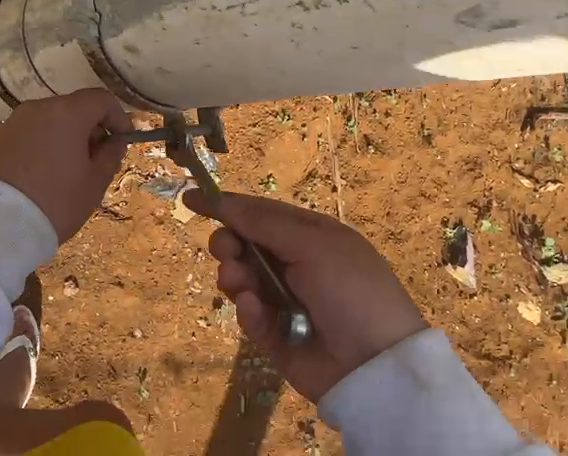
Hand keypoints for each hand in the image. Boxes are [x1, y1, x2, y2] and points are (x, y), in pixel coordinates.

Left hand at [0, 89, 129, 243]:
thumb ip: (109, 156)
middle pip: (73, 108)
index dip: (118, 116)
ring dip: (65, 138)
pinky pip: (30, 134)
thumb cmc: (55, 202)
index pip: (100, 99)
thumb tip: (115, 141)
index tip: (123, 141)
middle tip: (97, 162)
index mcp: (66, 113)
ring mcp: (14, 122)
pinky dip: (43, 146)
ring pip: (50, 121)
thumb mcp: (93, 183)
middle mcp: (38, 108)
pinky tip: (43, 176)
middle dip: (90, 130)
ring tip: (69, 173)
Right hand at [185, 190, 427, 401]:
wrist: (378, 368)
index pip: (260, 213)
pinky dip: (248, 311)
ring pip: (240, 278)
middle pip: (244, 244)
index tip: (190, 201)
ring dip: (235, 277)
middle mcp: (296, 265)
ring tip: (242, 286)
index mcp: (310, 236)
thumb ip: (262, 221)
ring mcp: (285, 301)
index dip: (226, 206)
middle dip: (228, 244)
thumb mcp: (311, 243)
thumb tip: (221, 199)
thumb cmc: (351, 290)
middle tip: (226, 251)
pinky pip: (248, 315)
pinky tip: (257, 313)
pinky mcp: (276, 335)